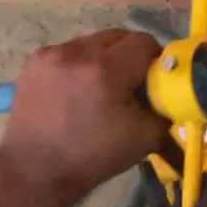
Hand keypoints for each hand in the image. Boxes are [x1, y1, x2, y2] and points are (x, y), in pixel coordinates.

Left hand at [0, 29, 164, 193]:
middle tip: (135, 83)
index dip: (157, 59)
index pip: (144, 42)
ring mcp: (52, 54)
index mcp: (105, 69)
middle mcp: (77, 52)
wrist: (36, 170)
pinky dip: (83, 65)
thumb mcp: (146, 137)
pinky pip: (71, 52)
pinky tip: (80, 90)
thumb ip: (166, 106)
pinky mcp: (35, 61)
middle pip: (119, 36)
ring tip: (105, 88)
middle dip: (133, 56)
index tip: (158, 80)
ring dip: (107, 58)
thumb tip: (170, 92)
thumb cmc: (94, 157)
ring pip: (94, 42)